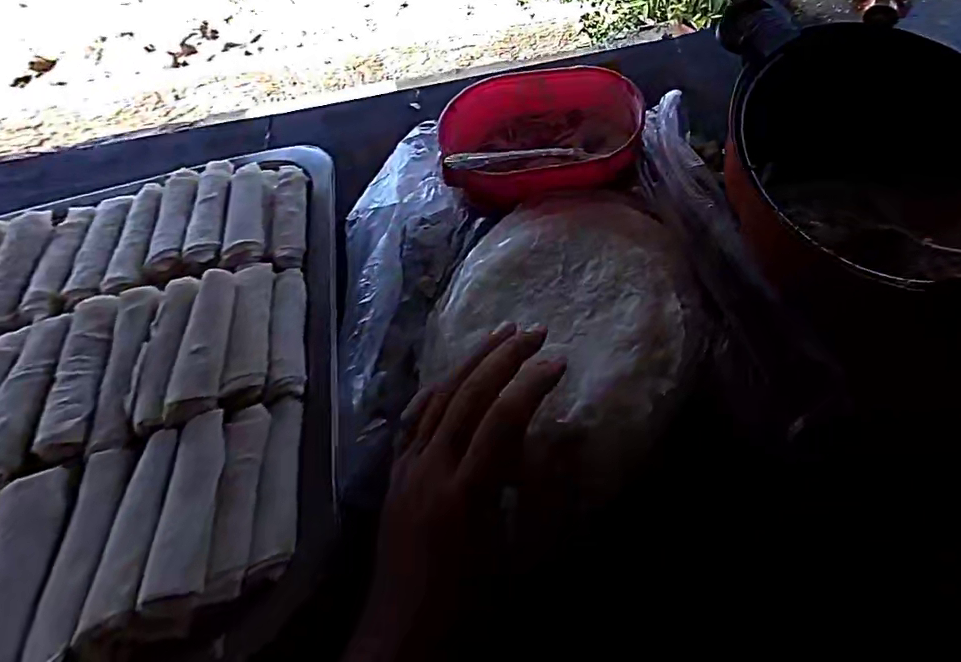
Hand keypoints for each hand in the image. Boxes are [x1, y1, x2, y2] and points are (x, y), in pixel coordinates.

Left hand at [344, 322, 565, 661]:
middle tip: (535, 330)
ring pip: (439, 398)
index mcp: (464, 496)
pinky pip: (413, 420)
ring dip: (471, 361)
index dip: (532, 384)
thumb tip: (566, 443)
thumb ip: (543, 498)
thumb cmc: (468, 610)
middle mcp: (430, 471)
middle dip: (504, 357)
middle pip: (468, 395)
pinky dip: (436, 390)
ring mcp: (406, 471)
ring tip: (499, 334)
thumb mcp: (517, 560)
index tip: (559, 361)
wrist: (399, 646)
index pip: (502, 420)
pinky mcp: (394, 477)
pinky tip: (448, 377)